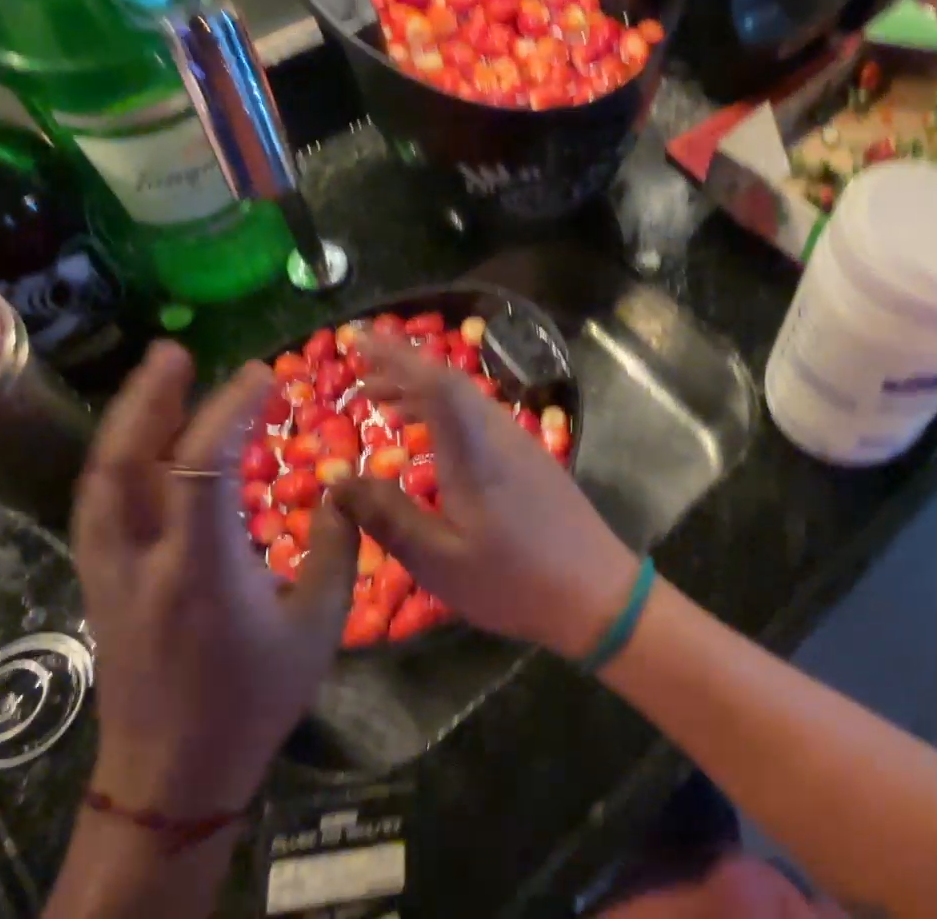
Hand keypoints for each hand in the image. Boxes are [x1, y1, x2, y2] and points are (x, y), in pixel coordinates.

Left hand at [70, 341, 355, 813]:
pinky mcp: (101, 583)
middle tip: (177, 352)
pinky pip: (100, 504)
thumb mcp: (315, 627)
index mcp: (199, 572)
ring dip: (128, 422)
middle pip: (125, 462)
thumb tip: (339, 491)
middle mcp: (141, 562)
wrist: (175, 771)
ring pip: (101, 480)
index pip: (202, 469)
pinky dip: (120, 459)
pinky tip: (142, 446)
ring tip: (157, 381)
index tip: (261, 376)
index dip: (229, 412)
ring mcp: (109, 572)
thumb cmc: (255, 700)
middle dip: (149, 398)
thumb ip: (333, 550)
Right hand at [332, 336, 638, 657]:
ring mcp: (523, 448)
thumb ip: (388, 518)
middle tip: (361, 384)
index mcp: (475, 452)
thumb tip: (338, 483)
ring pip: (469, 404)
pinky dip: (450, 418)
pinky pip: (483, 423)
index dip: (394, 356)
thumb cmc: (514, 581)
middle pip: (452, 385)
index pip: (434, 382)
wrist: (598, 595)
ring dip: (426, 396)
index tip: (358, 340)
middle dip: (403, 374)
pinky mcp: (534, 464)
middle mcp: (500, 437)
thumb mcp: (439, 561)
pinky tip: (435, 444)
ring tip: (387, 407)